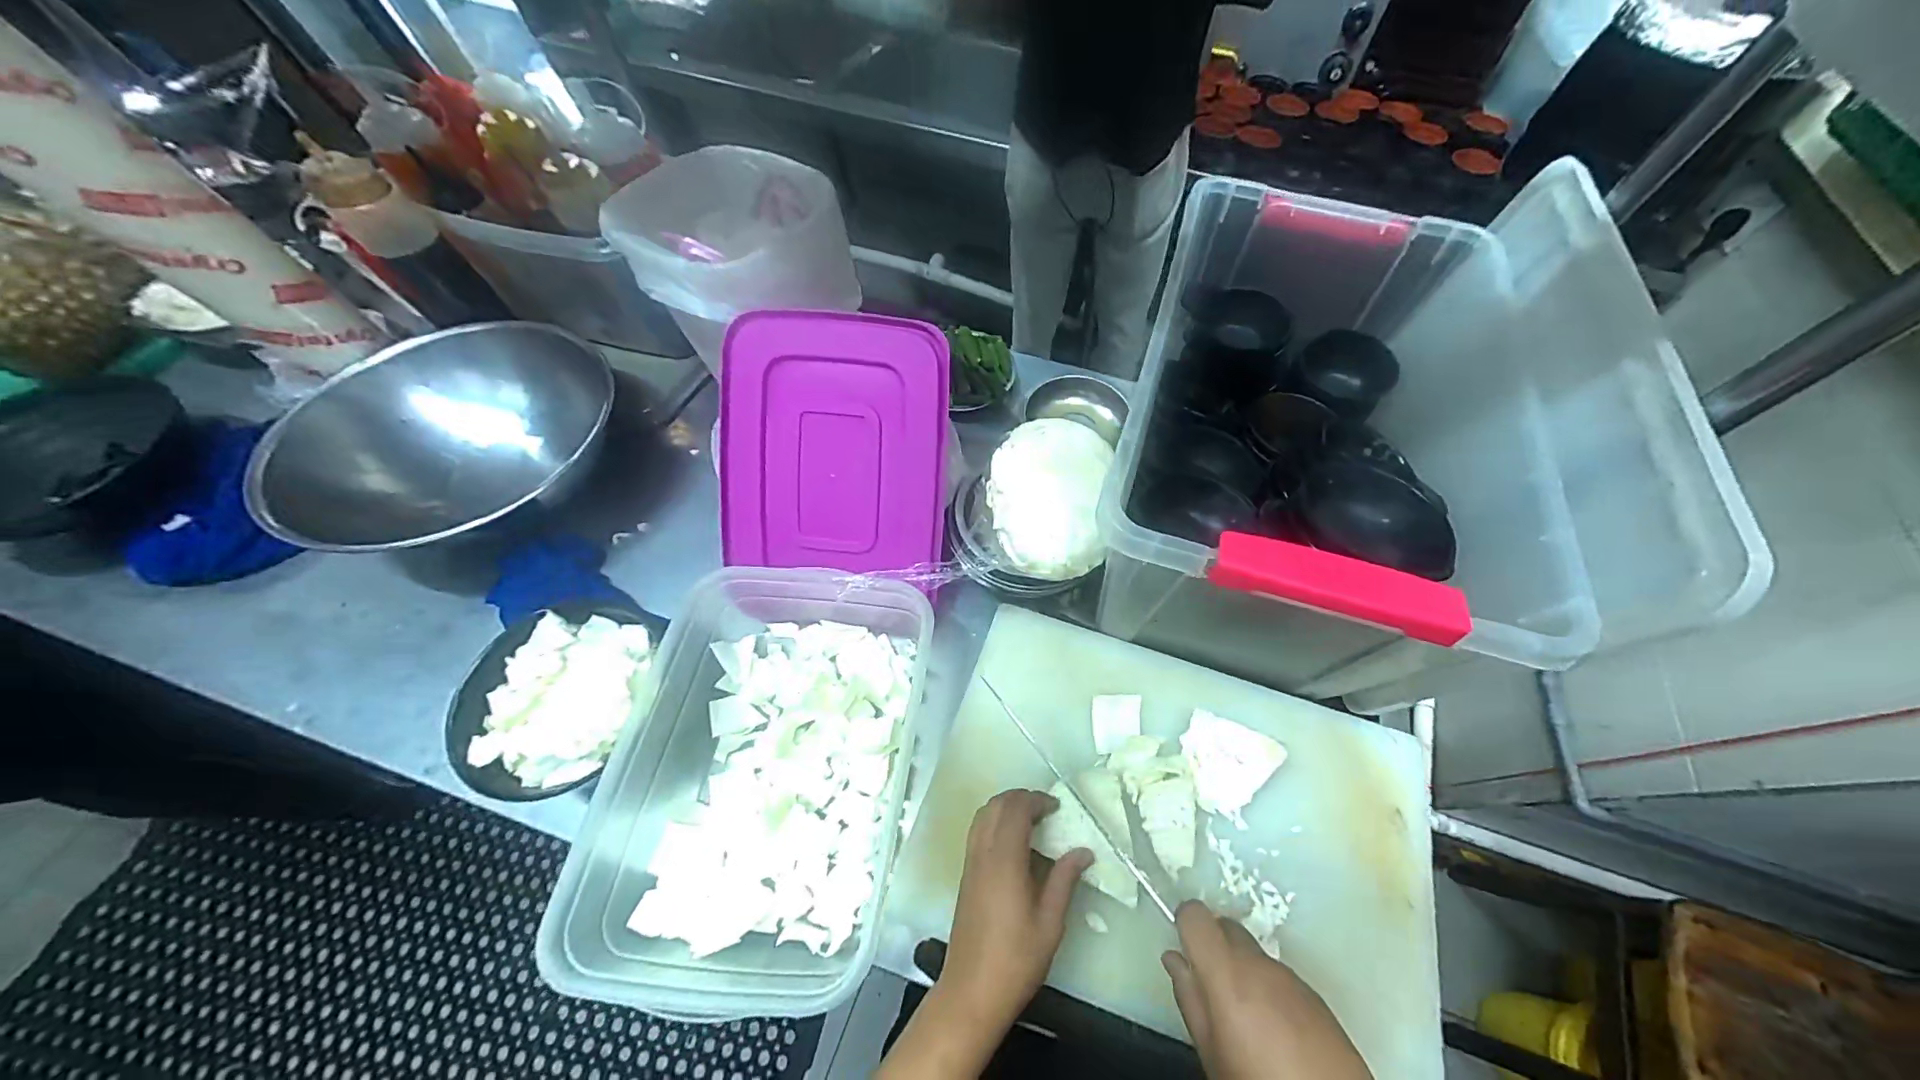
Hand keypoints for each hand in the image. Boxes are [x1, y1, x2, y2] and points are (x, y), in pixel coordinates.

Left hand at [943, 788, 1093, 1030]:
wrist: (972, 990)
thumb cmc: (1016, 959)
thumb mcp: (1050, 922)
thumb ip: (1064, 880)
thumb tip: (1083, 851)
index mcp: (1004, 860)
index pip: (1015, 810)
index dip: (1036, 800)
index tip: (1058, 807)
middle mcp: (982, 854)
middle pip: (995, 805)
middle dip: (1020, 799)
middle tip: (1047, 810)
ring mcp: (970, 863)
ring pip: (982, 816)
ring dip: (1005, 809)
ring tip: (1033, 824)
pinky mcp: (965, 875)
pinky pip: (978, 833)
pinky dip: (995, 824)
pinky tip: (1017, 847)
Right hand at [1163, 900, 1372, 1079]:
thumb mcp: (1211, 1052)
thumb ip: (1190, 998)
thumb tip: (1175, 960)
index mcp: (1228, 973)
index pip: (1196, 915)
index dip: (1185, 924)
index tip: (1184, 950)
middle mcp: (1261, 964)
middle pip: (1227, 927)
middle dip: (1213, 946)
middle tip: (1210, 990)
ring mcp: (1293, 979)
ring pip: (1255, 955)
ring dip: (1243, 971)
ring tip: (1247, 1022)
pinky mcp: (1317, 998)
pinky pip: (1281, 979)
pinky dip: (1269, 990)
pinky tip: (1276, 1033)